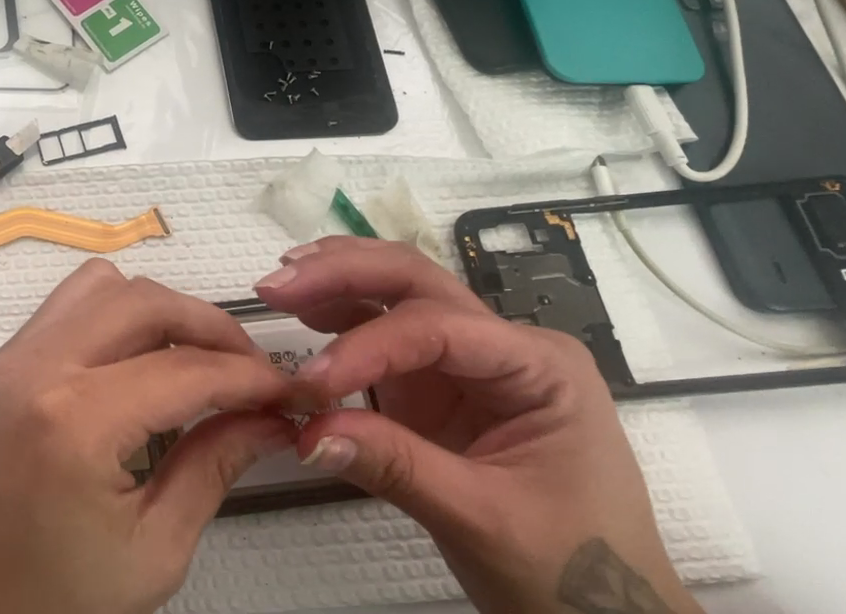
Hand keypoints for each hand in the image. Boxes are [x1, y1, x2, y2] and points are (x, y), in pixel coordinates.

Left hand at [0, 258, 295, 613]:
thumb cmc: (54, 594)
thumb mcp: (154, 550)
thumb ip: (214, 467)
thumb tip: (271, 418)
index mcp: (75, 421)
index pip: (185, 370)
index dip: (250, 378)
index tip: (293, 393)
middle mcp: (39, 366)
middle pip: (146, 301)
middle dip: (212, 327)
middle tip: (254, 372)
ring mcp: (14, 354)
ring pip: (105, 284)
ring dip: (162, 309)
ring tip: (199, 359)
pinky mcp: (4, 357)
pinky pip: (71, 301)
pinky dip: (118, 312)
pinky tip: (143, 357)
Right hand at [254, 238, 701, 613]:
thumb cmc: (568, 571)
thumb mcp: (482, 521)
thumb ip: (396, 466)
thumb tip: (307, 433)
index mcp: (539, 368)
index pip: (440, 329)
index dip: (369, 346)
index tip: (312, 383)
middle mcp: (505, 346)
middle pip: (417, 282)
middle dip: (344, 274)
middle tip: (277, 286)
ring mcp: (469, 361)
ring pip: (398, 292)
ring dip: (337, 280)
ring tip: (280, 286)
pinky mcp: (438, 383)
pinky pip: (385, 330)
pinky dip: (342, 315)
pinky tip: (305, 313)